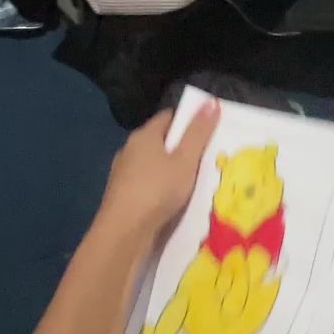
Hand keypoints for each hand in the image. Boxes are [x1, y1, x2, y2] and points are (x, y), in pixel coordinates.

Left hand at [96, 100, 220, 239]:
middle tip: (206, 159)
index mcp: (143, 135)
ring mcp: (123, 173)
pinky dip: (160, 188)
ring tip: (193, 182)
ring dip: (170, 170)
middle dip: (181, 148)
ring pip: (152, 164)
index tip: (208, 131)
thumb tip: (211, 100)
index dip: (188, 121)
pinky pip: (147, 184)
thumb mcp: (185, 160)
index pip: (168, 117)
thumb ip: (198, 133)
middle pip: (160, 141)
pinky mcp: (122, 195)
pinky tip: (173, 201)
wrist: (123, 232)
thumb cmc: (157, 190)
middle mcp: (129, 149)